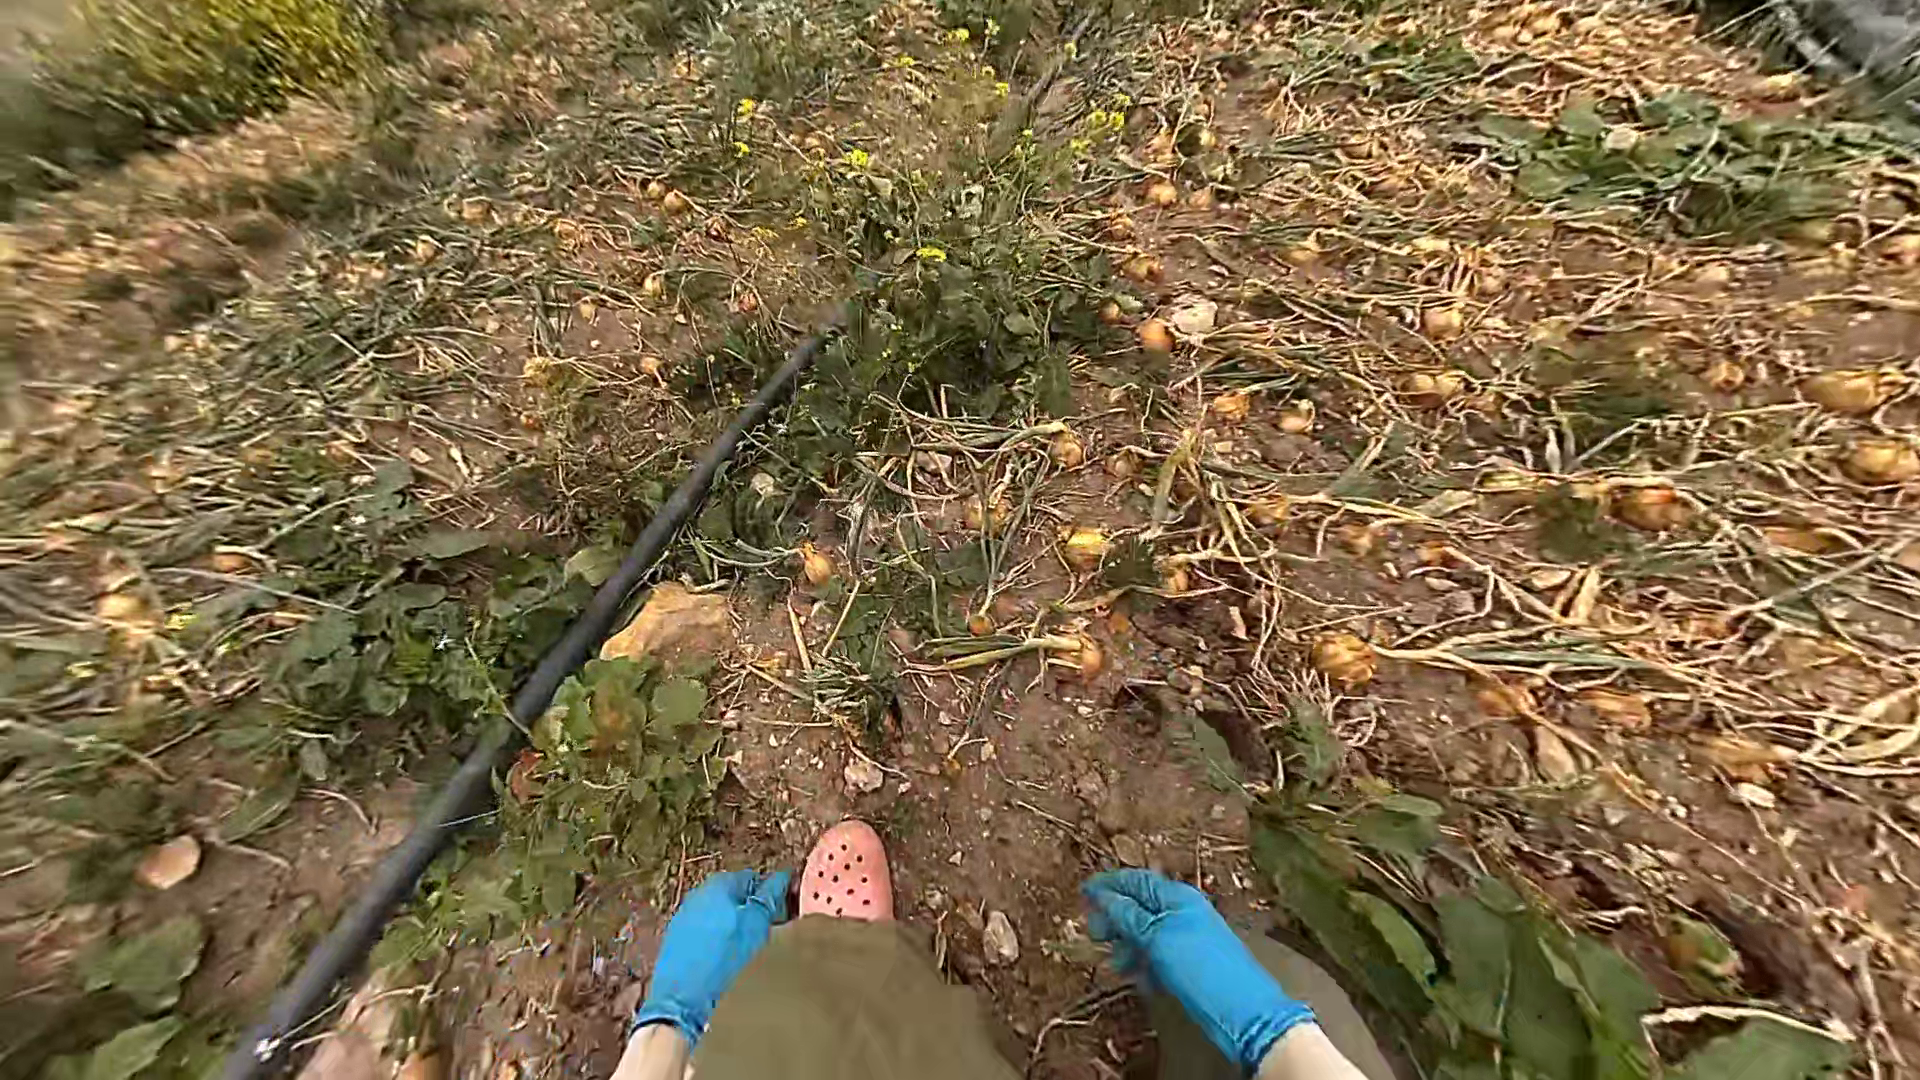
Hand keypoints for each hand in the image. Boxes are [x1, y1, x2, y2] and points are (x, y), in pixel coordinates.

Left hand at [634, 869, 790, 1044]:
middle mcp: (700, 892)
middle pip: (737, 895)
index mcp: (720, 883)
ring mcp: (685, 915)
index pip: (755, 879)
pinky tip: (721, 958)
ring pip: (721, 913)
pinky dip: (716, 938)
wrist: (679, 1000)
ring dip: (734, 925)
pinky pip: (706, 929)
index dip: (769, 896)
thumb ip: (771, 897)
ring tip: (742, 949)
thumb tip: (783, 877)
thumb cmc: (721, 957)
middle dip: (751, 911)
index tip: (778, 914)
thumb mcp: (756, 924)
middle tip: (762, 932)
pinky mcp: (676, 938)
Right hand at [1083, 869, 1314, 1073]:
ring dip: (1127, 945)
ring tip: (1116, 964)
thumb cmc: (1201, 968)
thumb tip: (1103, 896)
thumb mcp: (1158, 938)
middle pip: (1138, 905)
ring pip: (1146, 932)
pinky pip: (1159, 953)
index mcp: (1175, 895)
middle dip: (1115, 918)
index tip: (1083, 893)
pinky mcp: (1191, 961)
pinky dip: (1145, 962)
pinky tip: (1139, 979)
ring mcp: (1187, 935)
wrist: (1248, 1015)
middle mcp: (1181, 909)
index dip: (1107, 885)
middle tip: (1095, 934)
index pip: (1134, 880)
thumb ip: (1128, 916)